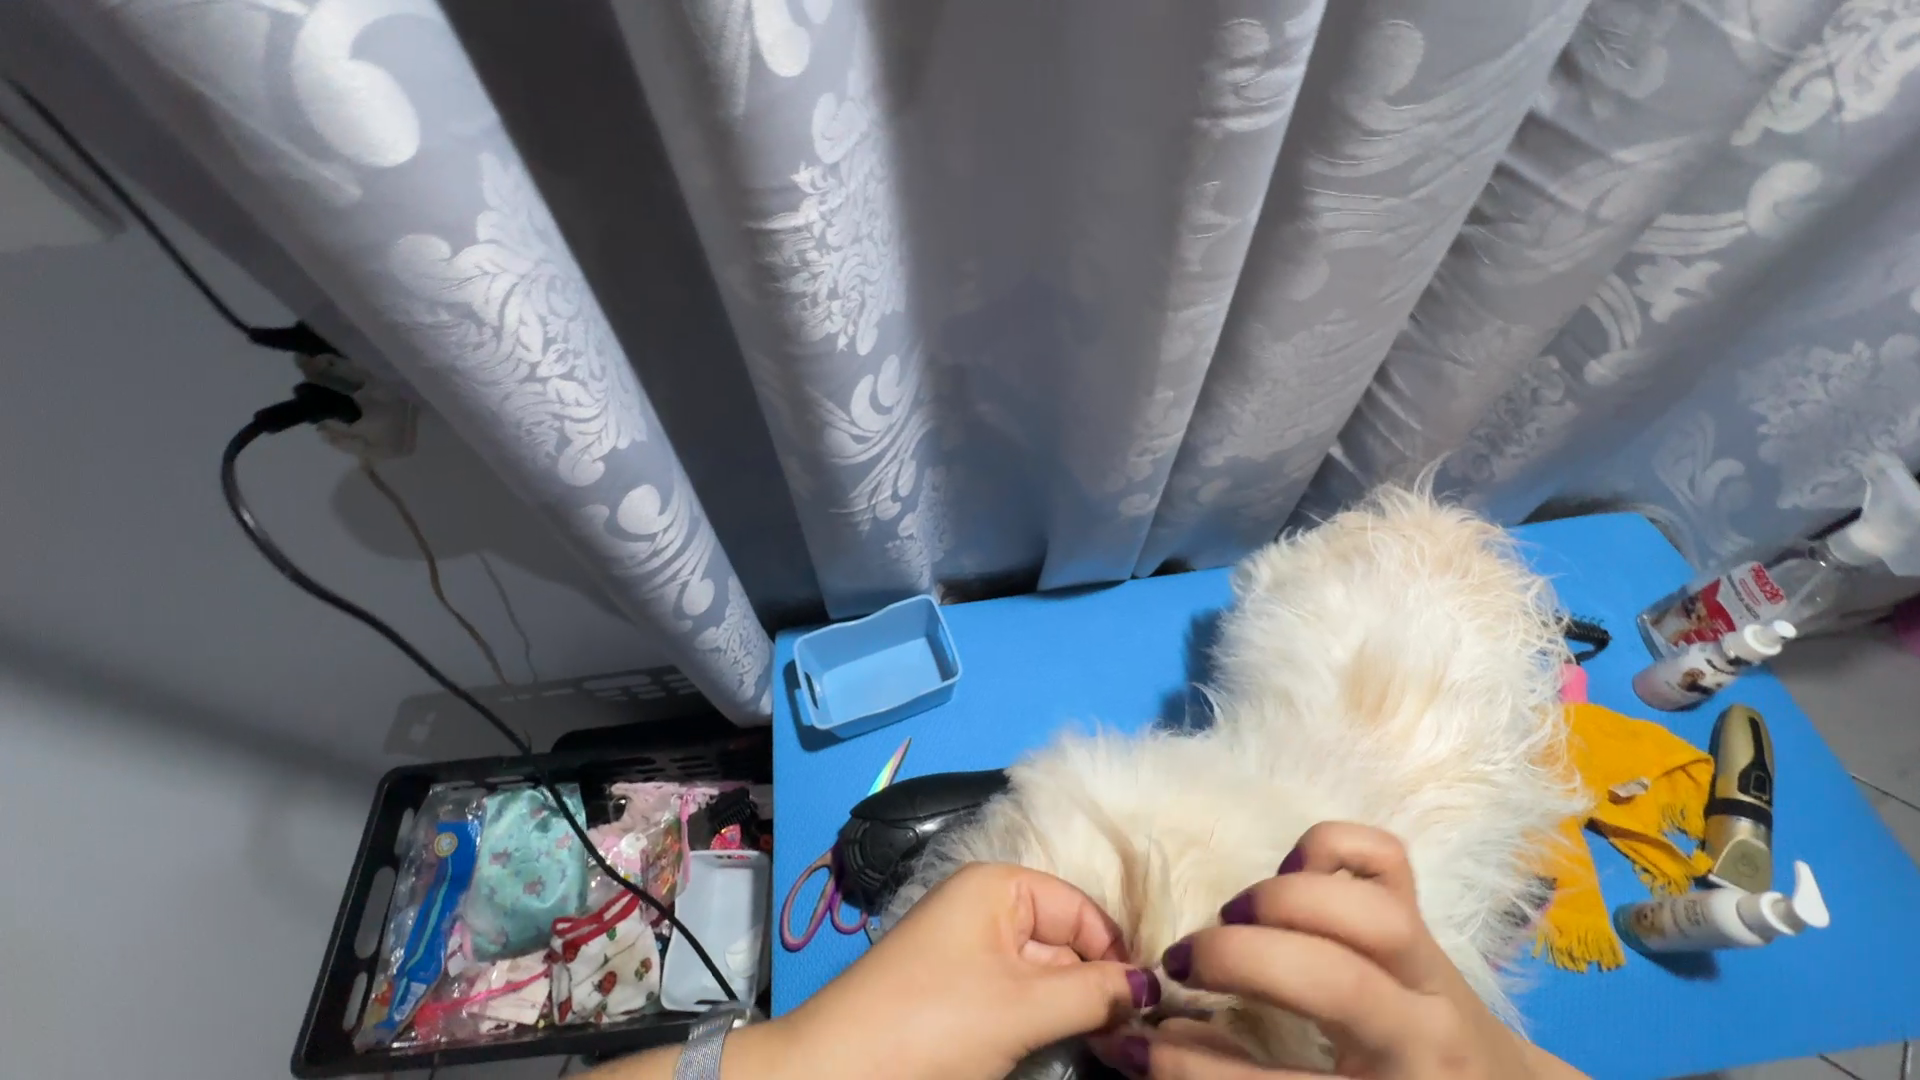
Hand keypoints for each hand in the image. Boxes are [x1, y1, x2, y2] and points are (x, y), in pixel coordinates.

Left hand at [769, 862, 1160, 1079]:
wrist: (838, 1072)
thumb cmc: (936, 1021)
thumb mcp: (1022, 1007)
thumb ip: (1094, 993)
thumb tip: (1153, 987)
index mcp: (998, 886)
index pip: (1079, 909)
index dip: (1117, 951)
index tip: (1155, 1004)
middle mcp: (986, 908)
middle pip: (1064, 941)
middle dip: (1099, 983)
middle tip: (1140, 1035)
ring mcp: (971, 951)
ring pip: (1044, 973)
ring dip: (1076, 1008)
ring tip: (1115, 1044)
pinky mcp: (961, 992)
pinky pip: (1019, 996)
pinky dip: (1045, 1020)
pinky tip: (1068, 1044)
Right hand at [1094, 823, 1582, 1079]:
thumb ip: (1237, 1075)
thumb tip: (1142, 1039)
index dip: (1187, 1065)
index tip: (1130, 1041)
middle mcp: (1421, 1040)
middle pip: (1335, 983)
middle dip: (1237, 960)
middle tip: (1181, 963)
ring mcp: (1430, 966)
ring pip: (1369, 912)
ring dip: (1281, 900)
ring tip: (1235, 915)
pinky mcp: (1425, 916)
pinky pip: (1385, 857)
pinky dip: (1327, 847)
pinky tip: (1289, 874)